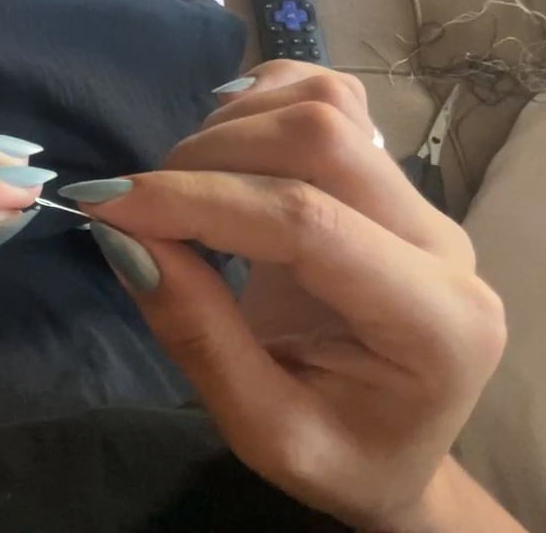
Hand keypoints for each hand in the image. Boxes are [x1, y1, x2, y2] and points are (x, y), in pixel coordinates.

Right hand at [68, 62, 510, 532]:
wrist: (393, 445)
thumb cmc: (335, 452)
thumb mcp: (262, 431)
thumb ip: (197, 334)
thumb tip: (124, 235)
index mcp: (433, 323)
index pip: (304, 220)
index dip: (192, 199)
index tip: (104, 205)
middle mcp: (442, 244)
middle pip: (320, 137)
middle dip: (204, 157)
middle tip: (139, 205)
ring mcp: (419, 198)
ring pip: (323, 102)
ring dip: (227, 126)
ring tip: (183, 181)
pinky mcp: (386, 174)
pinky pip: (326, 93)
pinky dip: (259, 97)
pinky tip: (224, 141)